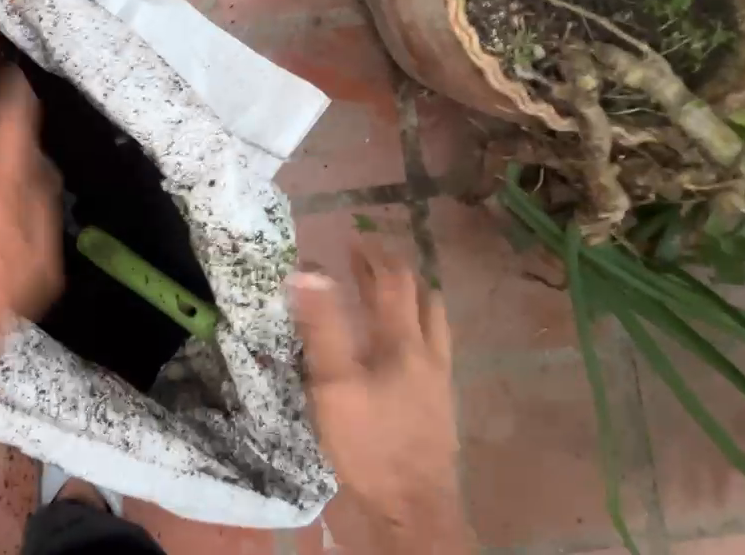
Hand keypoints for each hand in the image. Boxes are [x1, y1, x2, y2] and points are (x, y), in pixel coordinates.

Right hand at [289, 240, 468, 551]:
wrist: (414, 508)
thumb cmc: (368, 441)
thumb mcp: (333, 380)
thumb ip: (320, 324)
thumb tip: (306, 269)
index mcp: (403, 342)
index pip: (393, 282)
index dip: (373, 254)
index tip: (350, 237)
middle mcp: (428, 354)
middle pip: (421, 298)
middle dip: (393, 272)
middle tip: (363, 258)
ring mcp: (439, 381)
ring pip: (433, 325)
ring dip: (409, 299)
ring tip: (382, 292)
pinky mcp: (438, 405)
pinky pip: (431, 350)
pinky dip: (412, 328)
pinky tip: (393, 345)